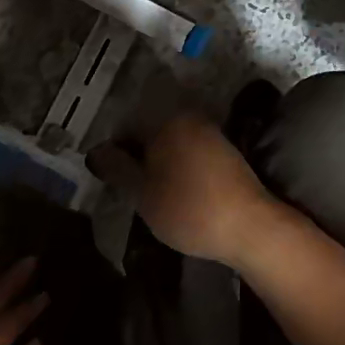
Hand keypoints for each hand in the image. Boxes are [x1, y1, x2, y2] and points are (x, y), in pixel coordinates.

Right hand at [88, 114, 285, 265]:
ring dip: (159, 165)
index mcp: (166, 120)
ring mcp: (211, 133)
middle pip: (150, 133)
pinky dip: (179, 169)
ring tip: (156, 197)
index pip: (126, 127)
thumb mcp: (141, 193)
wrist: (250, 227)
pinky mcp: (227, 152)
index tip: (116, 183)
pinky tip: (181, 195)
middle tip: (134, 192)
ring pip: (171, 144)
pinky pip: (191, 153)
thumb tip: (95, 151)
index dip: (115, 155)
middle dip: (138, 159)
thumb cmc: (188, 208)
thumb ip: (115, 168)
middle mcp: (190, 118)